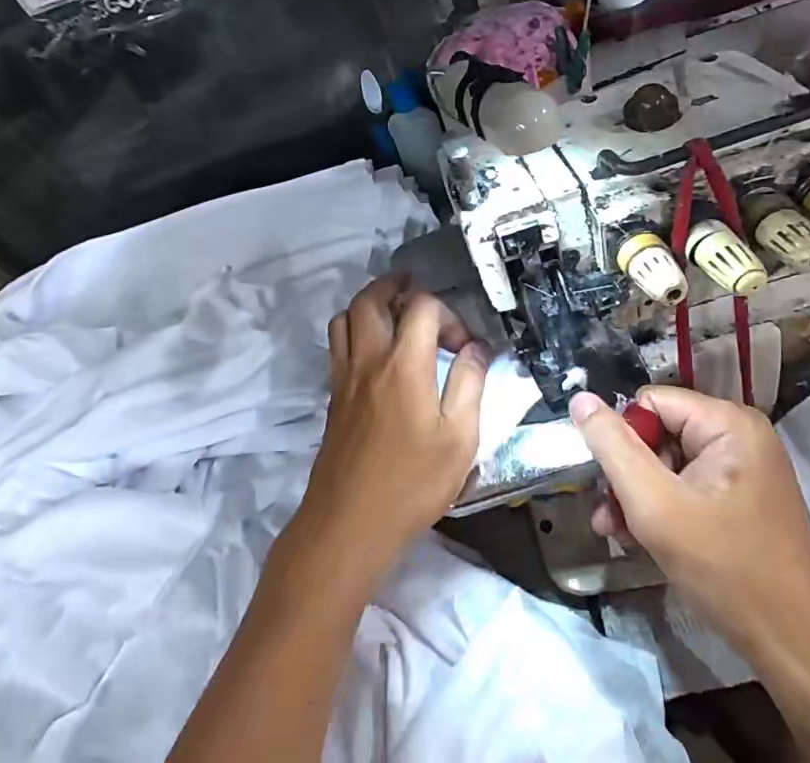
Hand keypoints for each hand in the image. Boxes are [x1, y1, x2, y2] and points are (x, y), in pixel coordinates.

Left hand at [295, 276, 488, 576]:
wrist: (350, 522)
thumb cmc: (413, 483)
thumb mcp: (460, 438)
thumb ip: (470, 384)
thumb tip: (476, 348)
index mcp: (405, 365)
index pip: (422, 307)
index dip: (448, 314)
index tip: (462, 346)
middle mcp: (369, 359)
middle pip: (371, 299)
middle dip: (396, 287)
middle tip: (417, 292)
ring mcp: (344, 376)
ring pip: (345, 317)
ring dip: (369, 305)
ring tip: (394, 315)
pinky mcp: (333, 395)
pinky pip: (337, 344)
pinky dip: (353, 330)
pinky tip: (374, 352)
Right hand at [569, 385, 809, 638]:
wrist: (789, 642)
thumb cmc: (722, 566)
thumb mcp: (653, 503)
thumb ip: (612, 447)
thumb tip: (581, 398)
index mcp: (729, 423)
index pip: (649, 403)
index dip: (623, 439)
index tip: (613, 483)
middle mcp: (741, 435)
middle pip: (658, 433)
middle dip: (627, 473)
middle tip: (608, 513)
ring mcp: (744, 468)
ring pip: (668, 462)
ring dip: (636, 494)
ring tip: (614, 529)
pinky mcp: (742, 497)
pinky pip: (687, 485)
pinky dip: (661, 507)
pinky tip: (639, 537)